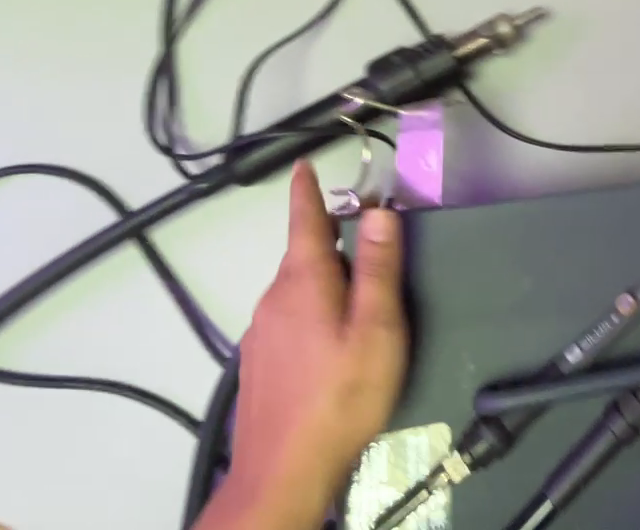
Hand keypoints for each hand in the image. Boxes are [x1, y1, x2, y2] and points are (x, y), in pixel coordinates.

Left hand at [195, 163, 409, 529]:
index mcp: (305, 282)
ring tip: (364, 311)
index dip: (307, 191)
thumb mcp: (377, 327)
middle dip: (338, 245)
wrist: (282, 474)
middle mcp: (275, 299)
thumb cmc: (342, 394)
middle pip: (308, 256)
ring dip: (330, 283)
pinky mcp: (259, 363)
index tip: (304, 164)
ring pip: (300, 289)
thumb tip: (379, 211)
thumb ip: (379, 268)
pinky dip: (316, 311)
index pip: (305, 221)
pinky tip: (336, 347)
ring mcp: (262, 333)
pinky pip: (291, 317)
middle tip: (376, 257)